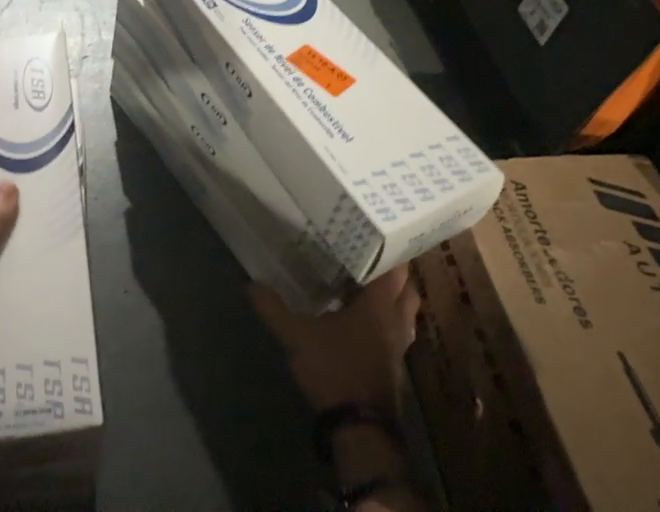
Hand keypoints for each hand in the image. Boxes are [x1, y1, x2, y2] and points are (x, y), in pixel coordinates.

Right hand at [250, 264, 421, 412]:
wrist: (359, 426)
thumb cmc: (334, 369)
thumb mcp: (296, 336)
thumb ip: (274, 308)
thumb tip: (250, 283)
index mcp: (379, 305)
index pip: (397, 268)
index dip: (391, 249)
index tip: (377, 233)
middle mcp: (396, 321)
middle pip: (408, 289)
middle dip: (395, 273)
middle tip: (370, 259)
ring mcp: (399, 346)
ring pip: (405, 313)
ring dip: (393, 300)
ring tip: (365, 288)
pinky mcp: (394, 367)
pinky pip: (397, 333)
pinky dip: (386, 323)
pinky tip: (362, 325)